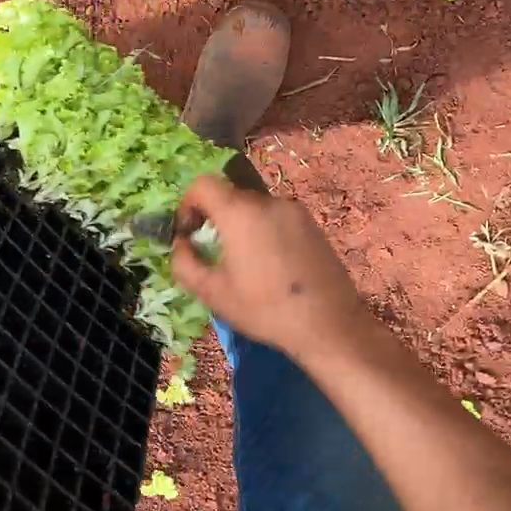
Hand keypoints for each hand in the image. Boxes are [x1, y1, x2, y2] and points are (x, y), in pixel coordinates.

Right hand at [171, 174, 372, 358]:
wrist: (329, 326)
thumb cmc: (265, 310)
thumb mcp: (213, 293)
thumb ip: (185, 262)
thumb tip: (181, 244)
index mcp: (240, 213)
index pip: (203, 184)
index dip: (188, 205)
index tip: (190, 234)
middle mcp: (268, 201)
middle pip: (229, 196)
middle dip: (214, 218)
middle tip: (214, 253)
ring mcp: (294, 211)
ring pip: (254, 208)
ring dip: (240, 226)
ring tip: (245, 263)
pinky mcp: (312, 224)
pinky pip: (276, 218)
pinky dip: (263, 232)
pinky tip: (271, 266)